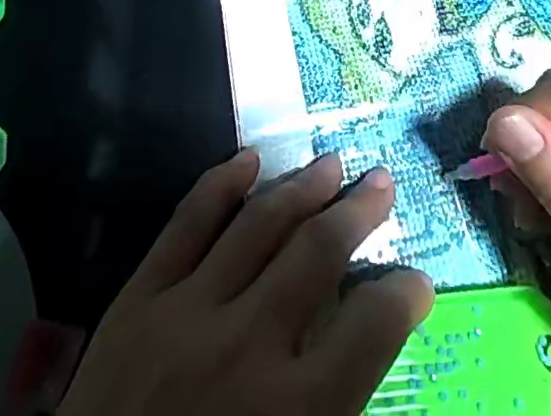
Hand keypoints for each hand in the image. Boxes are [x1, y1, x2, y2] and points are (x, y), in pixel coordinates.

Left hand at [62, 150, 433, 415]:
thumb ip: (335, 400)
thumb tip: (364, 342)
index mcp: (297, 408)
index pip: (375, 323)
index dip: (406, 294)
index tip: (414, 283)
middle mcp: (247, 345)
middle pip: (319, 250)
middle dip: (359, 210)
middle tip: (380, 182)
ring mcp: (186, 314)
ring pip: (259, 225)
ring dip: (302, 187)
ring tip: (332, 163)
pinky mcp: (136, 302)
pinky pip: (185, 226)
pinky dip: (219, 186)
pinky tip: (248, 160)